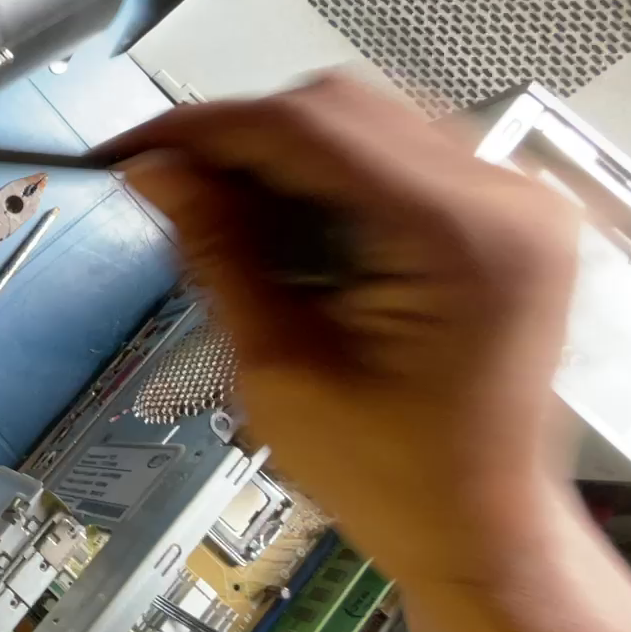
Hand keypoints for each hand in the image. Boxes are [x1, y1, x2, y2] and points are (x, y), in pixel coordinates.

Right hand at [102, 75, 579, 588]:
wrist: (474, 526)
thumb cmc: (375, 469)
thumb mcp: (272, 360)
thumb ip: (215, 249)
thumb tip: (150, 170)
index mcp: (456, 236)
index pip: (305, 128)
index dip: (199, 128)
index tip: (125, 152)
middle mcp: (501, 196)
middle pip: (335, 106)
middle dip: (231, 137)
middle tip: (163, 185)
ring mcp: (505, 202)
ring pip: (354, 118)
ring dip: (266, 151)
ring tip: (210, 205)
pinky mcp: (488, 217)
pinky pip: (379, 152)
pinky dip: (307, 170)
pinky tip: (270, 219)